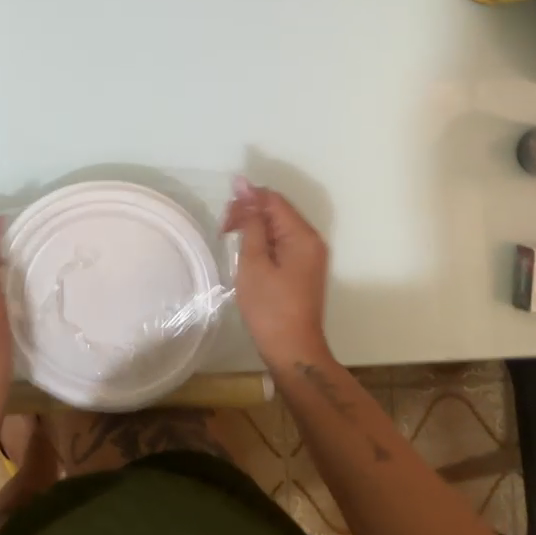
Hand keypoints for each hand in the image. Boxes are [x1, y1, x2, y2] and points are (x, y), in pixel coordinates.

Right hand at [222, 178, 331, 367]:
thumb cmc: (269, 306)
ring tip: (232, 242)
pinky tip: (247, 252)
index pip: (273, 200)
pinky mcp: (303, 267)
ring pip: (277, 226)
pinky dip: (262, 241)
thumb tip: (244, 186)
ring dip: (253, 227)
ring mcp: (309, 254)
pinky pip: (281, 241)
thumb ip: (251, 222)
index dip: (246, 200)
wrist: (291, 348)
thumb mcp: (254, 261)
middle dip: (248, 213)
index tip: (223, 220)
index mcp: (302, 235)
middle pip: (277, 210)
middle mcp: (311, 240)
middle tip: (224, 233)